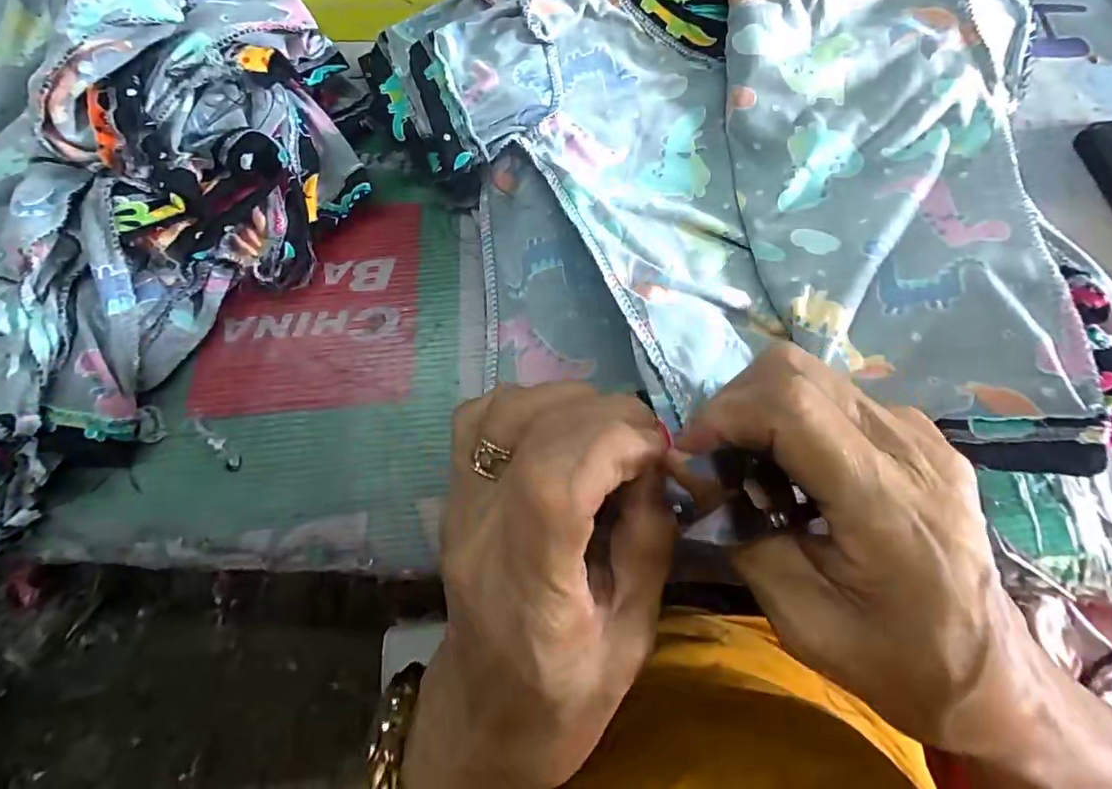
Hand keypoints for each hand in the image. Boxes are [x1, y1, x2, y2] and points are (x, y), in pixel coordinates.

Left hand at [404, 383, 676, 788]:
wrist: (485, 710)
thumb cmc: (566, 694)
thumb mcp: (632, 637)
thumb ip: (647, 542)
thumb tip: (655, 464)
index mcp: (527, 587)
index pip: (552, 480)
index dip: (613, 443)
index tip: (659, 449)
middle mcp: (478, 531)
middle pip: (531, 432)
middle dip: (604, 415)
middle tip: (647, 437)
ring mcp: (457, 504)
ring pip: (501, 410)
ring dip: (567, 401)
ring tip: (609, 427)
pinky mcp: (452, 491)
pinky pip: (476, 418)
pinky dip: (524, 403)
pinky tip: (559, 423)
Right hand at [674, 344, 1038, 754]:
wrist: (992, 676)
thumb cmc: (895, 660)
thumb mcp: (801, 619)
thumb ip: (740, 534)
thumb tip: (691, 473)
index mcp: (886, 502)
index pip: (791, 405)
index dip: (725, 413)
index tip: (692, 452)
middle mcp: (910, 449)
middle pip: (796, 370)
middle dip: (735, 402)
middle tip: (716, 454)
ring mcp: (921, 434)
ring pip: (812, 372)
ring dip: (761, 405)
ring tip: (752, 461)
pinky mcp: (920, 434)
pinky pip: (838, 395)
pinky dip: (794, 415)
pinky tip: (796, 466)